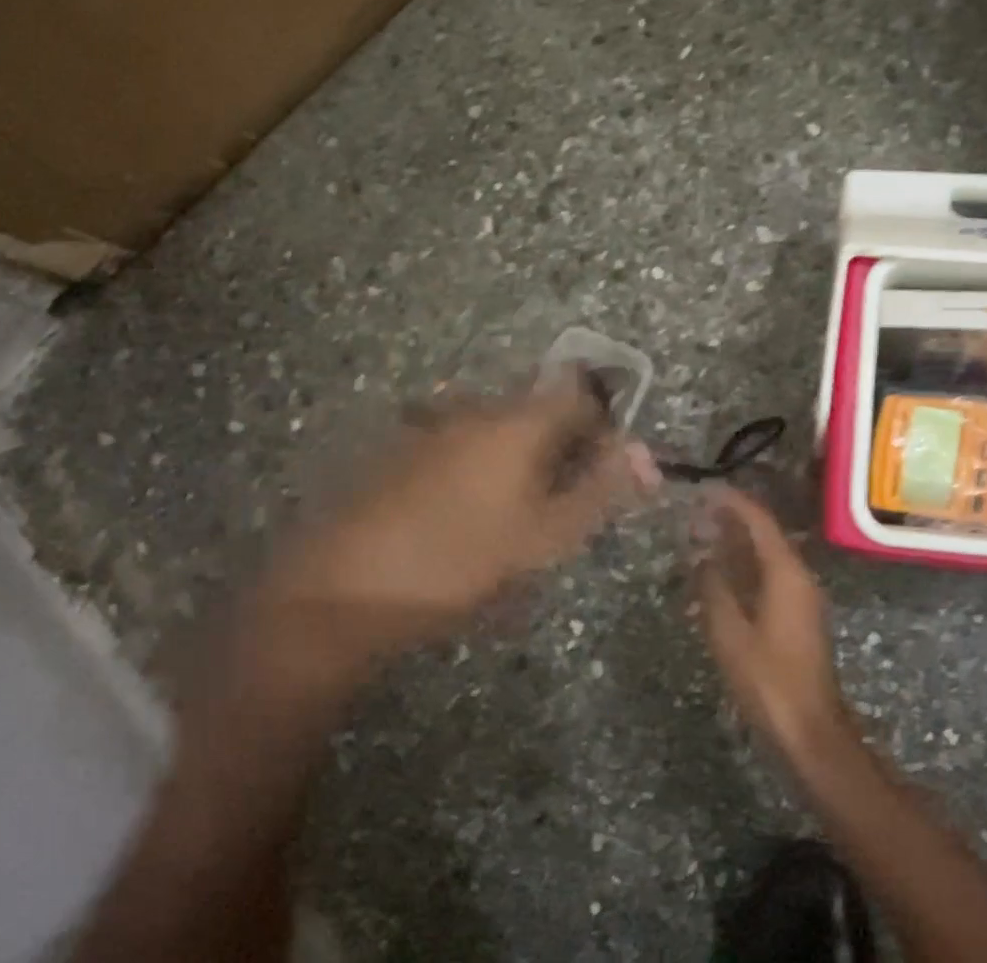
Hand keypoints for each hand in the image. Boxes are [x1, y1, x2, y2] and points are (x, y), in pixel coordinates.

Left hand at [257, 377, 655, 669]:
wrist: (341, 590)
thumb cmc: (459, 561)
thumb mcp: (547, 536)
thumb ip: (601, 490)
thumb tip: (645, 455)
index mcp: (517, 421)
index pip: (581, 395)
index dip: (603, 430)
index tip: (602, 478)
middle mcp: (475, 408)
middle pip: (539, 411)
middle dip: (562, 451)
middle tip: (558, 513)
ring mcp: (430, 426)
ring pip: (498, 432)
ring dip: (519, 464)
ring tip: (511, 524)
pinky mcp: (397, 450)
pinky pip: (459, 447)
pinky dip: (478, 472)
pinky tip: (463, 522)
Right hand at [694, 488, 850, 758]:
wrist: (808, 726)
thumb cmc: (768, 679)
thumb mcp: (730, 634)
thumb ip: (714, 590)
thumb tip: (701, 558)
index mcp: (786, 574)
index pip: (759, 522)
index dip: (733, 503)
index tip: (705, 490)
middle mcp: (799, 577)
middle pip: (766, 536)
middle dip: (732, 522)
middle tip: (696, 512)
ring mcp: (802, 598)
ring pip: (768, 559)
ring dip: (737, 547)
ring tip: (701, 538)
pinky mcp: (798, 618)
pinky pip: (770, 579)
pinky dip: (745, 571)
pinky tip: (720, 578)